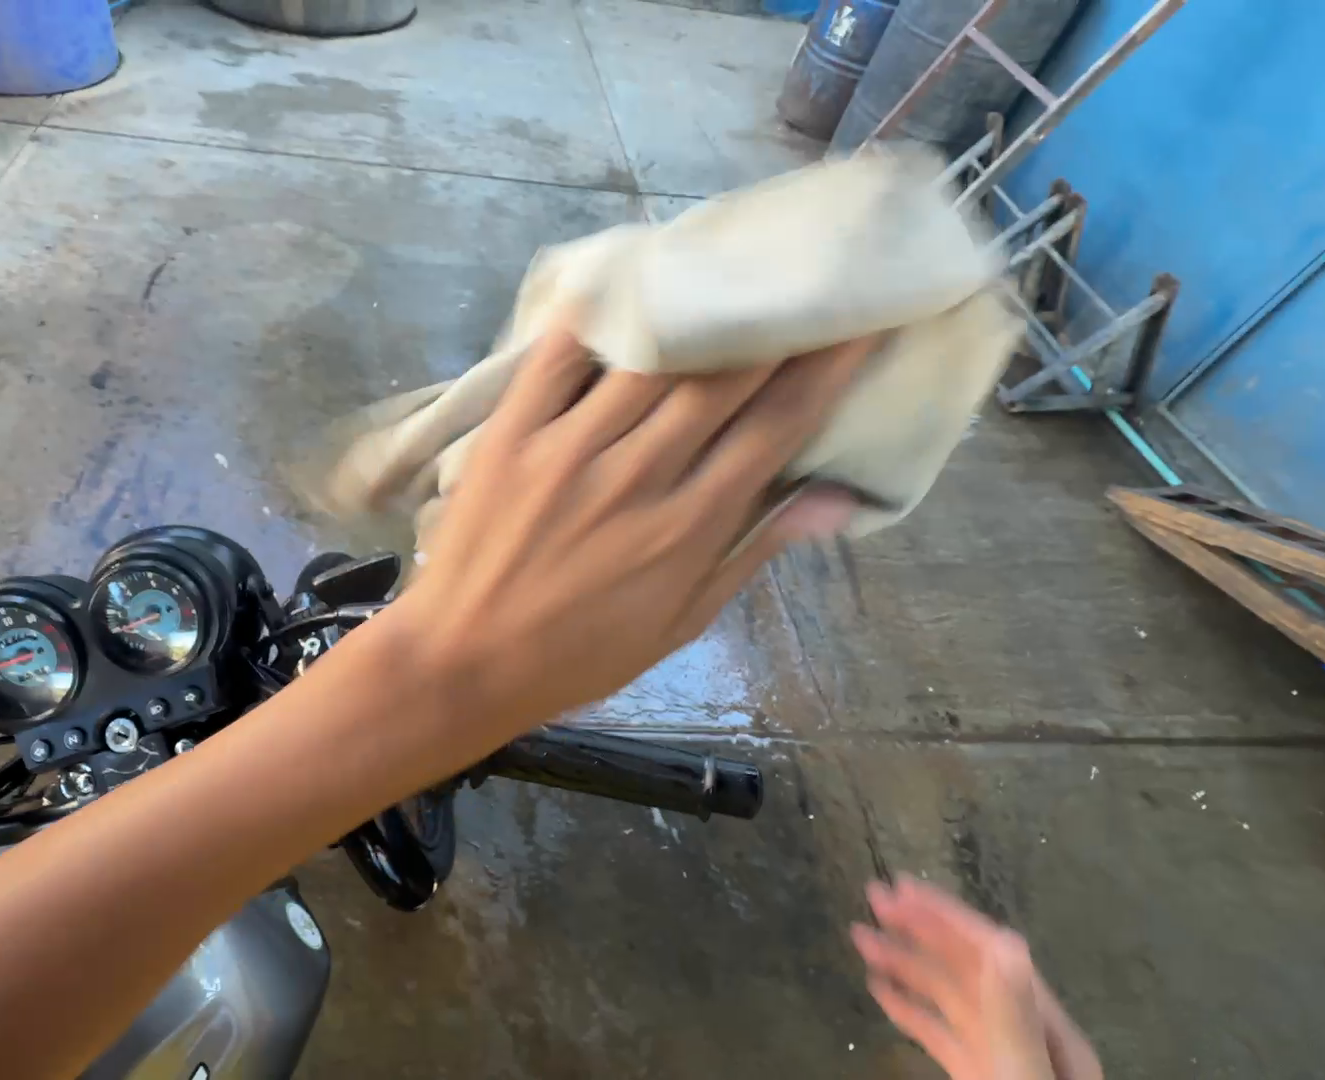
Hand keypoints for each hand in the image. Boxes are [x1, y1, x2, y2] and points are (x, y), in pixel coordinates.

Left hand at [379, 323, 874, 738]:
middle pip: (720, 380)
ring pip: (649, 360)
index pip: (774, 427)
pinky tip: (625, 278)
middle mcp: (635, 476)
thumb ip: (752, 551)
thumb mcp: (679, 623)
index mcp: (687, 528)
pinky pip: (557, 359)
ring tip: (733, 266)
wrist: (465, 659)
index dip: (826, 368)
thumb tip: (836, 497)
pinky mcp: (510, 434)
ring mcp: (566, 449)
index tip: (860, 319)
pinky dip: (593, 316)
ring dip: (698, 308)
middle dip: (775, 322)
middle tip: (808, 275)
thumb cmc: (579, 653)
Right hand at [852, 876, 1101, 1079]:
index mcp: (1045, 1029)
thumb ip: (1013, 1017)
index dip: (946, 916)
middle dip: (919, 929)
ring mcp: (999, 1059)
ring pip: (946, 996)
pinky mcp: (977, 1078)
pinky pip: (939, 1034)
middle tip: (872, 896)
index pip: (992, 954)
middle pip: (966, 968)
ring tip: (858, 937)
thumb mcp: (1024, 1079)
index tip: (901, 887)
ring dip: (903, 962)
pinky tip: (877, 990)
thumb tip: (1006, 940)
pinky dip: (908, 1008)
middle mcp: (1022, 1035)